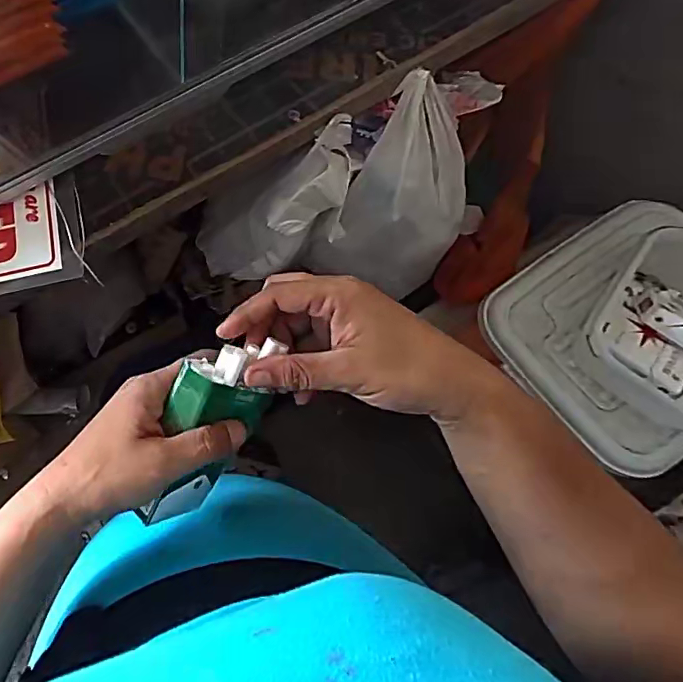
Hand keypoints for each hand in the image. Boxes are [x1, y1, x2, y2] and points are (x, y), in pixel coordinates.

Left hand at [28, 358, 246, 525]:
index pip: (198, 366)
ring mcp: (137, 412)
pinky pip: (169, 430)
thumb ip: (206, 443)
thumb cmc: (101, 474)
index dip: (225, 379)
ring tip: (207, 458)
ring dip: (198, 434)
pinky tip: (186, 467)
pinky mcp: (134, 432)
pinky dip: (182, 445)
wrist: (64, 498)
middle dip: (215, 413)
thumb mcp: (165, 461)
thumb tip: (236, 429)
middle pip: (193, 390)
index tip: (247, 396)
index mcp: (147, 387)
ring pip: (182, 413)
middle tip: (230, 436)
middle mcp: (142, 393)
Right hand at [216, 272, 514, 424]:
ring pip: (295, 322)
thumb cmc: (409, 371)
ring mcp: (344, 314)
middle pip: (282, 301)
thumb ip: (295, 371)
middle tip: (250, 356)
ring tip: (275, 377)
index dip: (247, 314)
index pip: (277, 294)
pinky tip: (300, 387)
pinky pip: (312, 339)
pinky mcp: (350, 331)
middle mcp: (337, 296)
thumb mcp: (346, 373)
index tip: (225, 336)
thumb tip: (251, 374)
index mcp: (337, 293)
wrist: (457, 387)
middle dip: (262, 328)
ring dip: (281, 348)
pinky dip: (300, 358)